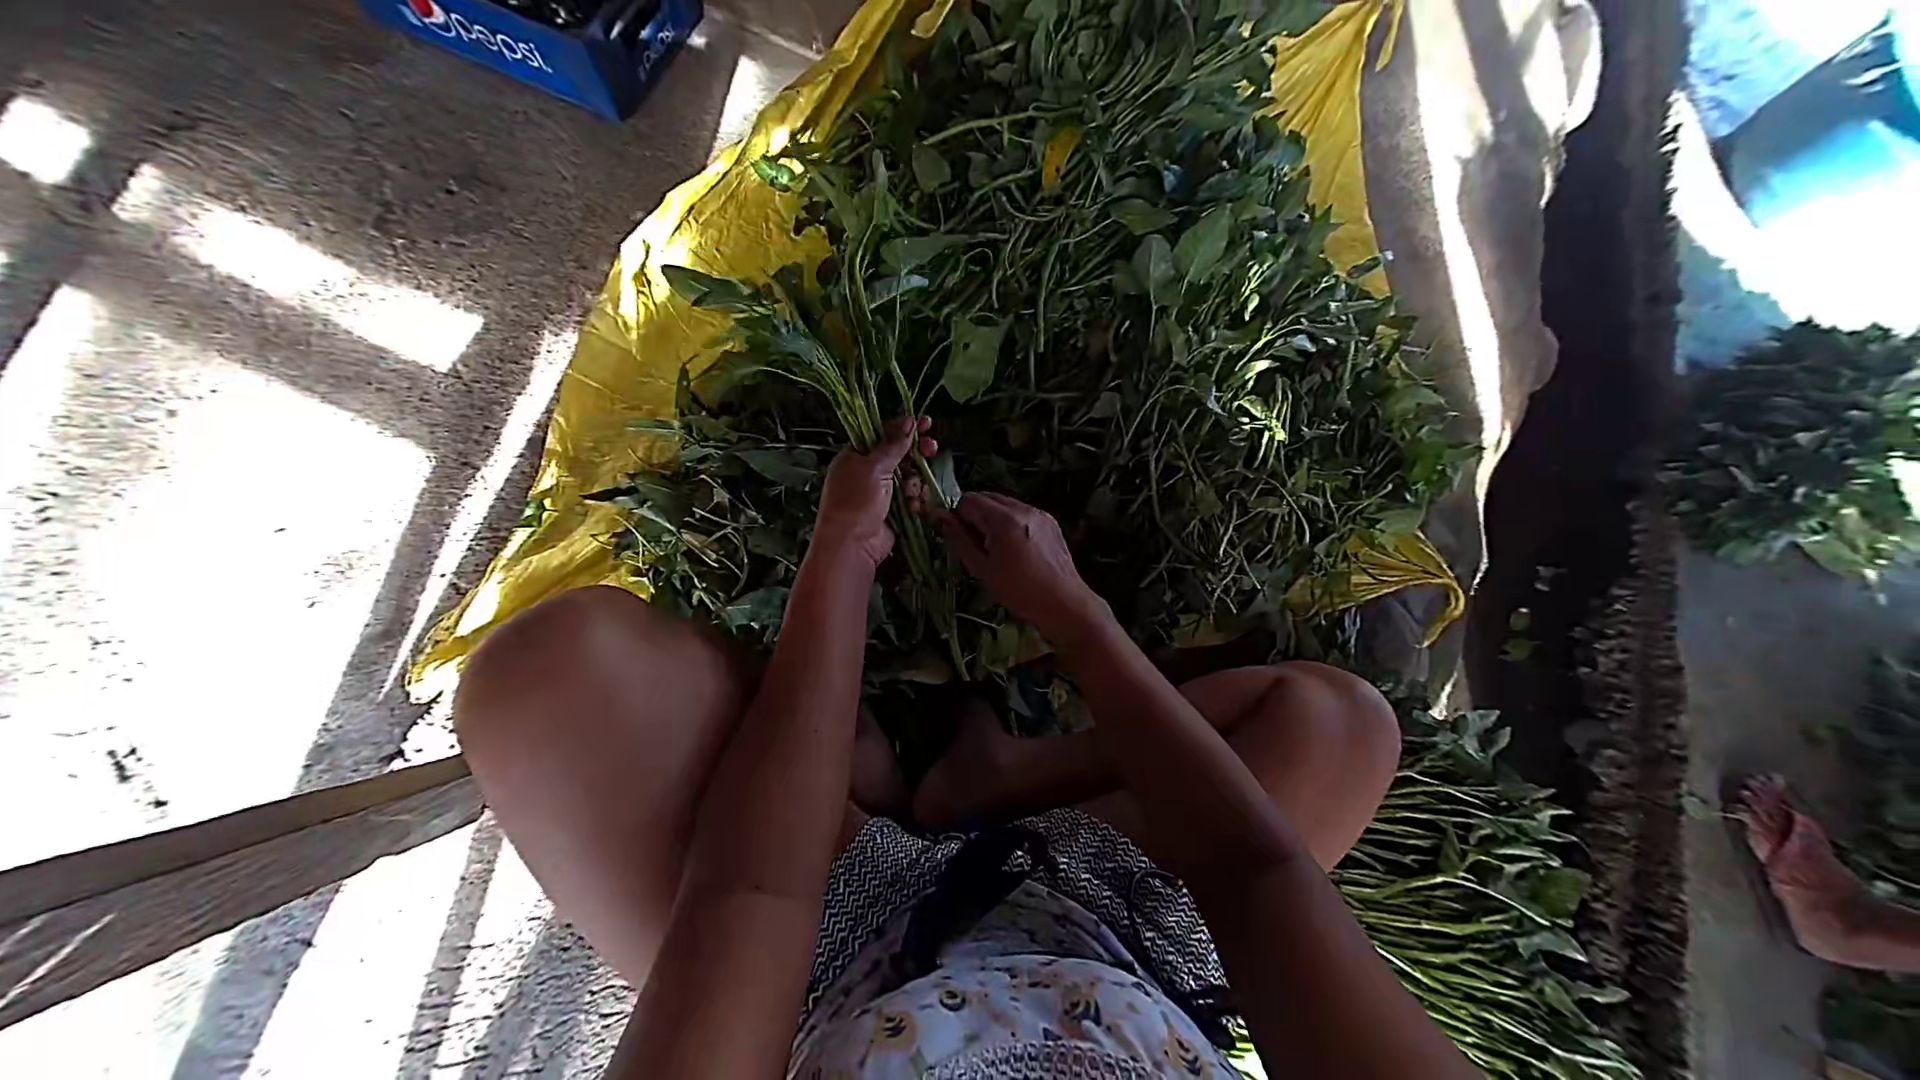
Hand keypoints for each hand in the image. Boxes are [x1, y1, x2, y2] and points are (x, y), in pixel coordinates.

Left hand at [813, 416, 935, 567]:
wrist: (852, 545)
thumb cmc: (856, 502)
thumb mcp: (874, 467)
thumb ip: (894, 444)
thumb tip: (908, 421)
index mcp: (856, 455)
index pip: (882, 433)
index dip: (904, 428)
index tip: (926, 423)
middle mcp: (868, 471)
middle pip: (899, 454)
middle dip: (916, 454)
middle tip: (931, 450)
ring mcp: (880, 492)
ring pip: (909, 476)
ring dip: (915, 482)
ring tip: (912, 492)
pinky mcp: (892, 510)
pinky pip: (911, 497)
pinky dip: (915, 500)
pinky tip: (913, 506)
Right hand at [934, 493, 1110, 644]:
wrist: (1064, 604)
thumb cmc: (1019, 592)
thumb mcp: (982, 569)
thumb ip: (959, 540)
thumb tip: (938, 518)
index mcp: (1004, 520)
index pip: (968, 500)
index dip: (959, 518)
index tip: (962, 540)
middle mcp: (1023, 509)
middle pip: (987, 497)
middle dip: (975, 516)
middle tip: (978, 546)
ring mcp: (1039, 513)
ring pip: (1004, 504)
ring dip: (993, 520)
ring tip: (998, 551)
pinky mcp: (1050, 522)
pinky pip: (1021, 513)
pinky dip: (1010, 524)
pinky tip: (1016, 551)